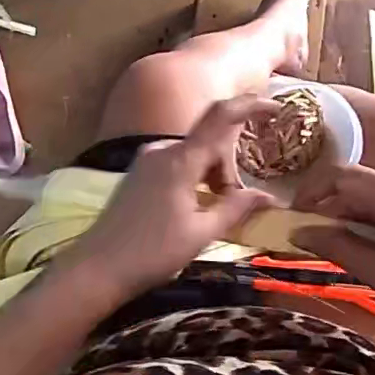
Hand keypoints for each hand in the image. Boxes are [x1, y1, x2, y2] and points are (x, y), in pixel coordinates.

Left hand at [57, 96, 275, 301]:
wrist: (97, 268)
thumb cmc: (152, 253)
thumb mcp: (202, 233)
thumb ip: (236, 208)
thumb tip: (270, 197)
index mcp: (179, 159)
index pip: (220, 116)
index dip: (251, 106)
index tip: (276, 107)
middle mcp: (160, 149)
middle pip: (208, 142)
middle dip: (228, 168)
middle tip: (232, 206)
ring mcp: (145, 160)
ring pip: (192, 154)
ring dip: (209, 176)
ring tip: (208, 214)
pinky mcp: (136, 174)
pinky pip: (174, 164)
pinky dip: (191, 178)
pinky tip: (189, 209)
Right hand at [290, 166, 374, 358]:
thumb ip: (336, 246)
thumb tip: (299, 233)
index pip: (342, 175)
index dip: (310, 191)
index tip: (292, 215)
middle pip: (357, 183)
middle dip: (328, 206)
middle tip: (308, 235)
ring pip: (373, 195)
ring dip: (348, 215)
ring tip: (333, 245)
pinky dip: (370, 220)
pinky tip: (363, 245)